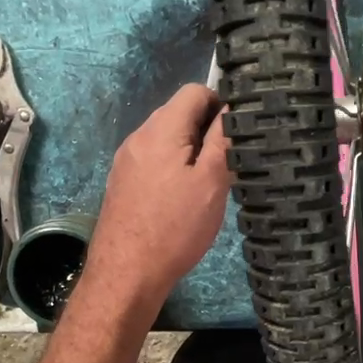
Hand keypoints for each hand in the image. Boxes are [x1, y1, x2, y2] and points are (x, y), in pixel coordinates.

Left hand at [82, 84, 228, 310]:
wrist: (127, 271)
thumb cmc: (175, 227)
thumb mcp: (210, 183)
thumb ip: (222, 142)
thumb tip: (231, 109)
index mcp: (162, 129)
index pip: (194, 92)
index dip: (221, 104)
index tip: (238, 134)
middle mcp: (140, 136)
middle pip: (179, 115)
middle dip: (207, 131)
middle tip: (229, 165)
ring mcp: (128, 160)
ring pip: (168, 140)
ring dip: (191, 153)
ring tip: (209, 186)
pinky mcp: (123, 182)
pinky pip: (155, 161)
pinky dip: (174, 169)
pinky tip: (184, 200)